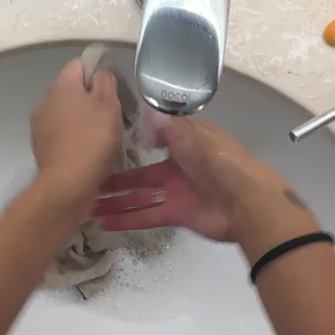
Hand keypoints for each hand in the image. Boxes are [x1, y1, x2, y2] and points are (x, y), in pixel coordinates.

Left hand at [29, 58, 123, 213]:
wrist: (68, 182)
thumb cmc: (93, 139)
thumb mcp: (109, 105)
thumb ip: (105, 81)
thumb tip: (100, 71)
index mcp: (62, 84)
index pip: (80, 64)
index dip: (98, 71)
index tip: (113, 89)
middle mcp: (46, 99)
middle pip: (72, 89)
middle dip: (90, 97)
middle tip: (111, 115)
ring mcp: (40, 123)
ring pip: (65, 111)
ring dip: (81, 118)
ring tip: (100, 135)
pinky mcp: (40, 144)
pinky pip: (60, 132)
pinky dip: (72, 135)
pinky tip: (86, 149)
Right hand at [92, 113, 318, 257]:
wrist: (245, 202)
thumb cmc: (219, 162)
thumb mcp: (192, 136)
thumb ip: (167, 126)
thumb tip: (145, 111)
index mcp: (187, 143)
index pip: (159, 139)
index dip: (139, 140)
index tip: (115, 142)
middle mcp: (179, 167)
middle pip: (143, 172)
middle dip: (118, 178)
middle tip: (91, 180)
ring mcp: (177, 192)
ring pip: (140, 196)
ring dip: (117, 201)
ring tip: (89, 205)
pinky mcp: (176, 214)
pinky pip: (146, 215)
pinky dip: (126, 220)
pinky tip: (104, 222)